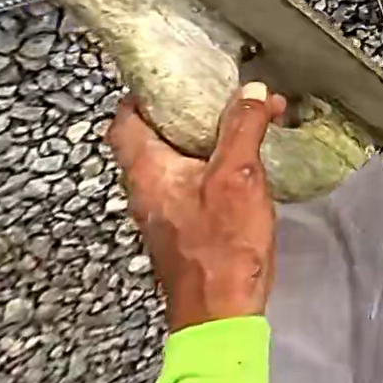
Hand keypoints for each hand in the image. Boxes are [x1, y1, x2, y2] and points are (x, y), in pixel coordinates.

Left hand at [108, 83, 288, 330]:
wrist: (223, 309)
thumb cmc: (222, 241)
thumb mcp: (238, 175)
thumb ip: (243, 128)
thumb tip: (252, 90)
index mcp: (150, 172)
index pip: (127, 122)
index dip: (145, 93)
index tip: (177, 73)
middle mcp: (151, 187)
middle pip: (161, 133)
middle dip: (197, 107)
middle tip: (231, 89)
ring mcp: (170, 206)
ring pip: (185, 152)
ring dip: (217, 130)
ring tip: (256, 114)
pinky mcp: (190, 220)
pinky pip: (200, 172)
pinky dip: (222, 153)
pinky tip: (253, 151)